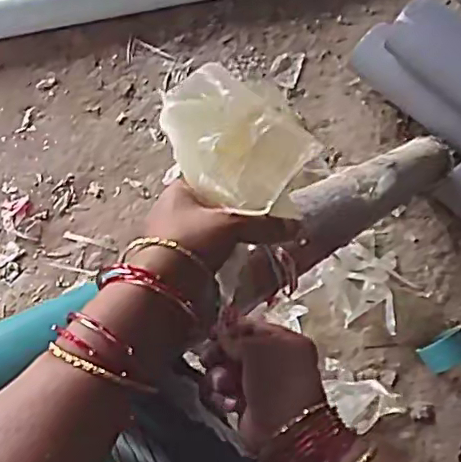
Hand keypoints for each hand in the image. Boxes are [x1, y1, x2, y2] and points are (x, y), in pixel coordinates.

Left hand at [144, 176, 297, 269]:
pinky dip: (220, 253)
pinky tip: (237, 257)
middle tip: (258, 214)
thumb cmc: (192, 240)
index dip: (230, 179)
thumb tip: (296, 226)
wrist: (164, 285)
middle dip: (231, 210)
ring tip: (252, 237)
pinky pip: (205, 251)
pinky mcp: (176, 261)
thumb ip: (264, 224)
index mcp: (179, 189)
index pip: (207, 176)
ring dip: (226, 235)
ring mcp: (172, 236)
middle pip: (209, 204)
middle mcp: (172, 209)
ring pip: (207, 229)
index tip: (253, 185)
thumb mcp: (232, 225)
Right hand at [201, 317, 327, 449]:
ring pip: (227, 372)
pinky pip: (225, 394)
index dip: (232, 328)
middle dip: (220, 354)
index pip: (254, 327)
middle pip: (237, 350)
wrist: (284, 430)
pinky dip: (222, 398)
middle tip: (208, 358)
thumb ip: (236, 336)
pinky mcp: (248, 406)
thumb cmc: (276, 381)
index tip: (212, 333)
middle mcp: (276, 362)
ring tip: (223, 385)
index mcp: (287, 343)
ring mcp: (261, 385)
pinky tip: (228, 402)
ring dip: (219, 378)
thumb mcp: (257, 348)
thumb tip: (222, 329)